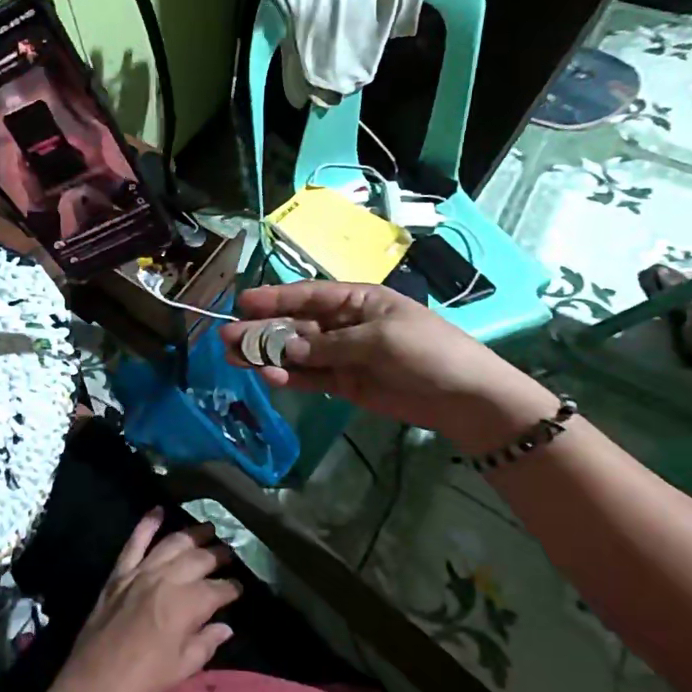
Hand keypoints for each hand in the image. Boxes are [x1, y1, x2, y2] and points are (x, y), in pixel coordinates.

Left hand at [48, 512, 239, 691]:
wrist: (97, 680)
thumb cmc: (146, 678)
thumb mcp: (184, 666)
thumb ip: (207, 641)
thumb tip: (226, 627)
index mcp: (188, 604)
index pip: (218, 589)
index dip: (232, 588)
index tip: (240, 587)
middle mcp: (167, 579)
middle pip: (199, 559)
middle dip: (218, 554)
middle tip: (229, 552)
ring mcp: (141, 572)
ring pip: (172, 544)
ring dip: (192, 534)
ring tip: (208, 528)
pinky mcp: (120, 572)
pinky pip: (134, 542)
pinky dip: (146, 524)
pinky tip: (158, 510)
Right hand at [220, 281, 558, 449]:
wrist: (464, 397)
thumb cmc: (427, 351)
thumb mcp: (379, 339)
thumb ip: (329, 345)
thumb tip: (284, 350)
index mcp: (356, 300)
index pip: (308, 295)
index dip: (275, 298)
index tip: (243, 302)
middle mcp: (344, 324)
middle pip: (295, 324)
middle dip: (262, 329)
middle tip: (226, 337)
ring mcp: (343, 354)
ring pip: (296, 352)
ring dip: (268, 355)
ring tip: (235, 359)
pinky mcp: (345, 383)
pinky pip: (310, 376)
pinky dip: (290, 377)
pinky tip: (268, 376)